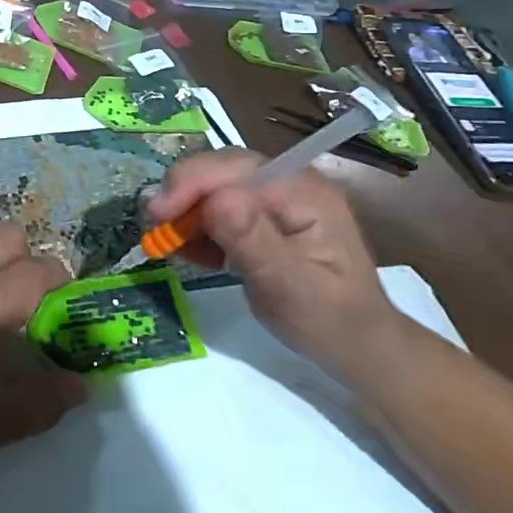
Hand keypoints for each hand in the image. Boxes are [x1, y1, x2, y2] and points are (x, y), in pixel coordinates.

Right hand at [148, 150, 400, 377]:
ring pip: (215, 187)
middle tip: (155, 229)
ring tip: (172, 246)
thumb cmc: (329, 320)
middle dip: (184, 195)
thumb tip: (216, 200)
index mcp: (303, 192)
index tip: (157, 214)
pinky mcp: (263, 215)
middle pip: (222, 170)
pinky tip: (194, 253)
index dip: (193, 183)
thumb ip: (254, 241)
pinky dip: (198, 226)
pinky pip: (219, 207)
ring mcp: (275, 198)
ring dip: (187, 213)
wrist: (357, 344)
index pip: (237, 168)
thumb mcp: (291, 287)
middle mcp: (288, 183)